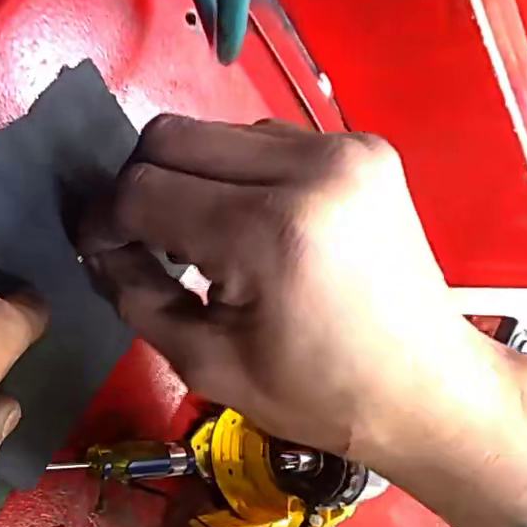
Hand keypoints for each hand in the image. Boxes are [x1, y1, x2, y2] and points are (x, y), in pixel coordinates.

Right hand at [78, 115, 526, 504]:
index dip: (104, 219)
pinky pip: (260, 140)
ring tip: (197, 236)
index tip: (99, 250)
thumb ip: (135, 294)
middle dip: (137, 186)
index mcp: (267, 231)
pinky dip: (231, 174)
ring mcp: (342, 147)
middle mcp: (308, 167)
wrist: (427, 389)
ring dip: (185, 178)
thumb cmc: (317, 394)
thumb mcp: (205, 362)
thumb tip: (99, 247)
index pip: (142, 190)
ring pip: (212, 132)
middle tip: (140, 239)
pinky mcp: (360, 147)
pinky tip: (245, 222)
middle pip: (169, 137)